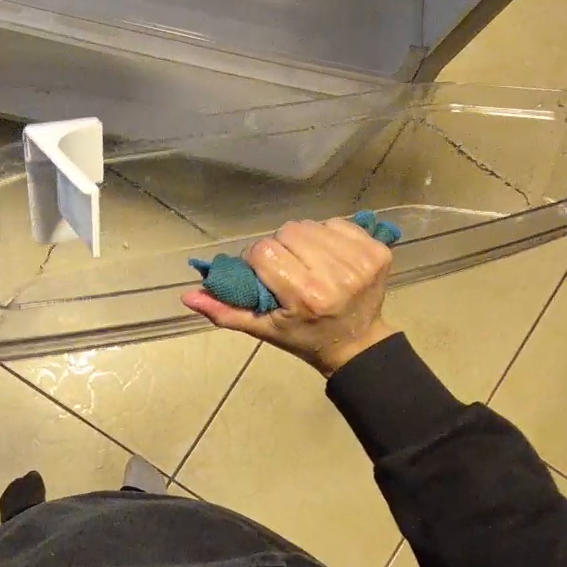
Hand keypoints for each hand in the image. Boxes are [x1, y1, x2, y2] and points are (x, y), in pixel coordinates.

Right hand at [183, 217, 396, 376]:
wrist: (356, 343)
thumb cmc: (303, 338)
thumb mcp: (263, 329)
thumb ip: (225, 312)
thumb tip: (188, 296)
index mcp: (305, 296)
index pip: (266, 251)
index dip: (258, 260)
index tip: (263, 274)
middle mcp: (335, 276)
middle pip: (289, 232)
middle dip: (281, 247)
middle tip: (286, 268)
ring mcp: (360, 262)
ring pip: (312, 225)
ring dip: (303, 240)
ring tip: (307, 262)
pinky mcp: (378, 251)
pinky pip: (338, 223)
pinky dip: (328, 235)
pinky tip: (328, 257)